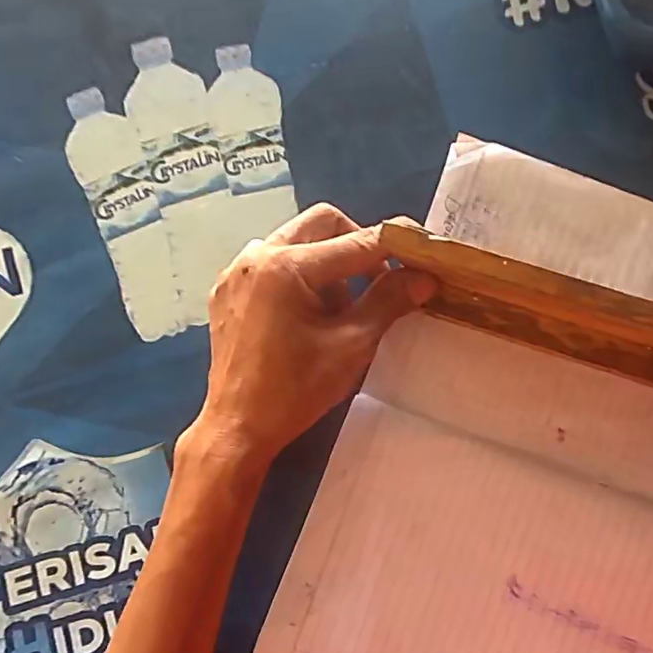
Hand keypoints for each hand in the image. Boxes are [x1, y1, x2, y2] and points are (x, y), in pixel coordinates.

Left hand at [192, 205, 435, 461]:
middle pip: (322, 224)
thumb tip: (423, 276)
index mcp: (285, 267)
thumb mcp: (352, 346)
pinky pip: (273, 265)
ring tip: (338, 313)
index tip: (424, 253)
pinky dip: (301, 279)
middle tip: (378, 283)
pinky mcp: (229, 291)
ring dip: (328, 265)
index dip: (396, 245)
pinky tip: (307, 318)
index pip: (356, 243)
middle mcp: (256, 256)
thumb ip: (389, 301)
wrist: (238, 428)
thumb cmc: (296, 391)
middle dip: (358, 247)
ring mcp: (237, 273)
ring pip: (297, 242)